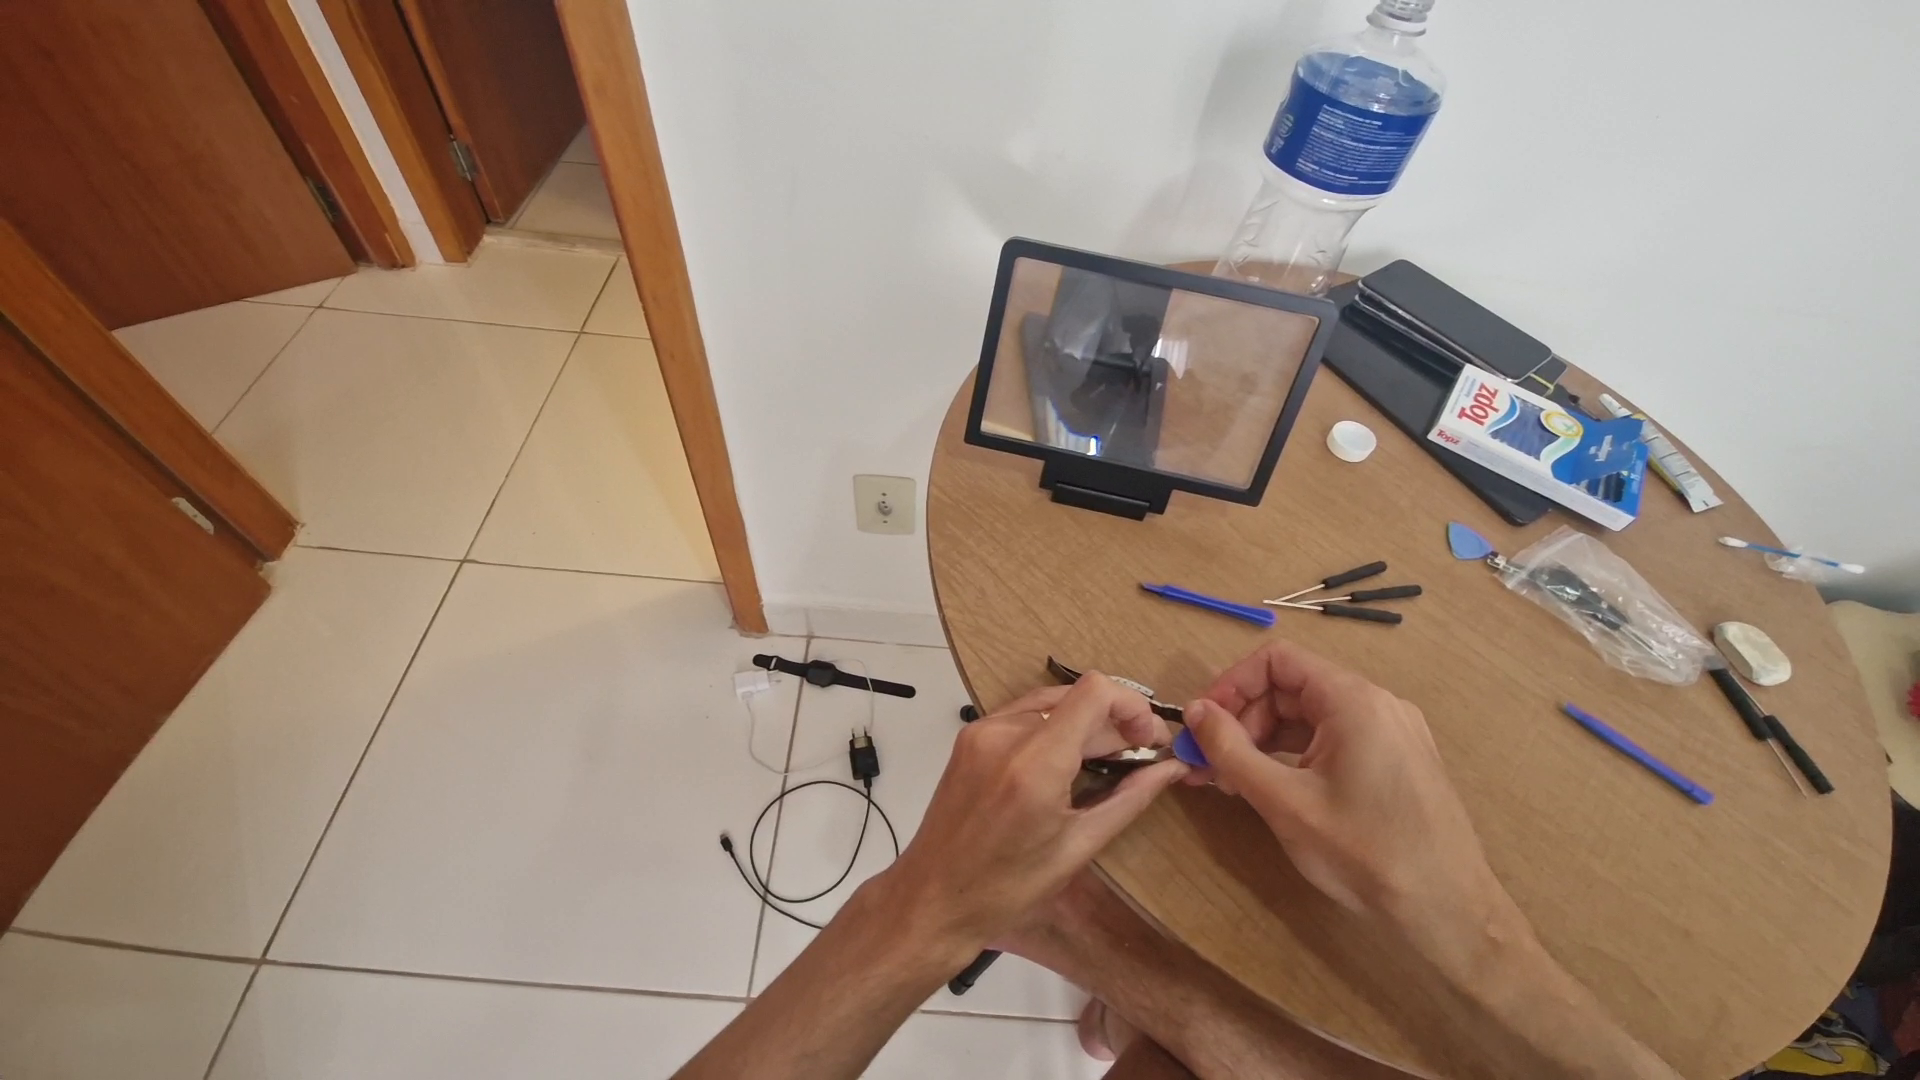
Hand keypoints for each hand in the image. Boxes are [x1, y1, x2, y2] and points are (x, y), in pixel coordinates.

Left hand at [874, 674, 1188, 958]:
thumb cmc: (1007, 887)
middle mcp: (1004, 734)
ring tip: (1106, 760)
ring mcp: (982, 730)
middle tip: (1140, 756)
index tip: (1148, 738)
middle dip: (1115, 722)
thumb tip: (1171, 768)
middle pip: (1076, 698)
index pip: (1094, 692)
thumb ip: (1129, 798)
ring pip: (1050, 703)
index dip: (1132, 705)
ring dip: (1084, 723)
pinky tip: (1067, 760)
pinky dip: (1053, 728)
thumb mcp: (1078, 847)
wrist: (933, 897)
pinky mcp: (970, 735)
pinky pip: (1024, 714)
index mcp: (1034, 763)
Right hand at [1183, 641, 1512, 954]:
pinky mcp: (1393, 760)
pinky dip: (1292, 755)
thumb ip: (1231, 750)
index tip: (1203, 723)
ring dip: (1262, 740)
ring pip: (1307, 717)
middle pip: (1290, 688)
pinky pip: (1329, 739)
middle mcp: (1375, 703)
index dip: (1231, 684)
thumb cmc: (1364, 852)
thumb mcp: (1284, 801)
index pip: (1276, 660)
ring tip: (1230, 780)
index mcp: (1353, 700)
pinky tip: (1269, 786)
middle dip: (1243, 719)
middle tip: (1209, 762)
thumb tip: (1193, 711)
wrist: (1450, 913)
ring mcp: (1389, 732)